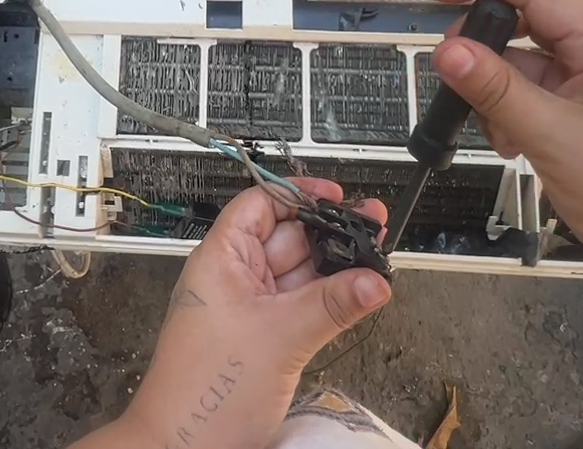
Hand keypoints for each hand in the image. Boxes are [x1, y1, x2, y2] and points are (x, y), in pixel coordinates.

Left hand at [87, 178, 390, 448]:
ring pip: (298, 272)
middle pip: (286, 235)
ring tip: (376, 254)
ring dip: (335, 264)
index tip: (336, 195)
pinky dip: (328, 297)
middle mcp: (235, 274)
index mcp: (222, 256)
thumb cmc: (206, 390)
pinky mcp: (263, 336)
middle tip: (373, 223)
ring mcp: (250, 306)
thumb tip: (375, 280)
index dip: (298, 194)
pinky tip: (359, 291)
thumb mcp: (278, 336)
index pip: (260, 204)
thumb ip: (332, 305)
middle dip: (329, 229)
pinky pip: (300, 304)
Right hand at [425, 0, 582, 302]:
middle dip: (486, 47)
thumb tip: (446, 49)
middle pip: (530, 30)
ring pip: (529, 71)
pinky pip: (538, 104)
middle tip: (452, 71)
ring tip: (493, 129)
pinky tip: (509, 145)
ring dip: (498, 92)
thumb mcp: (555, 138)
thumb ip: (496, 90)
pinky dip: (513, 117)